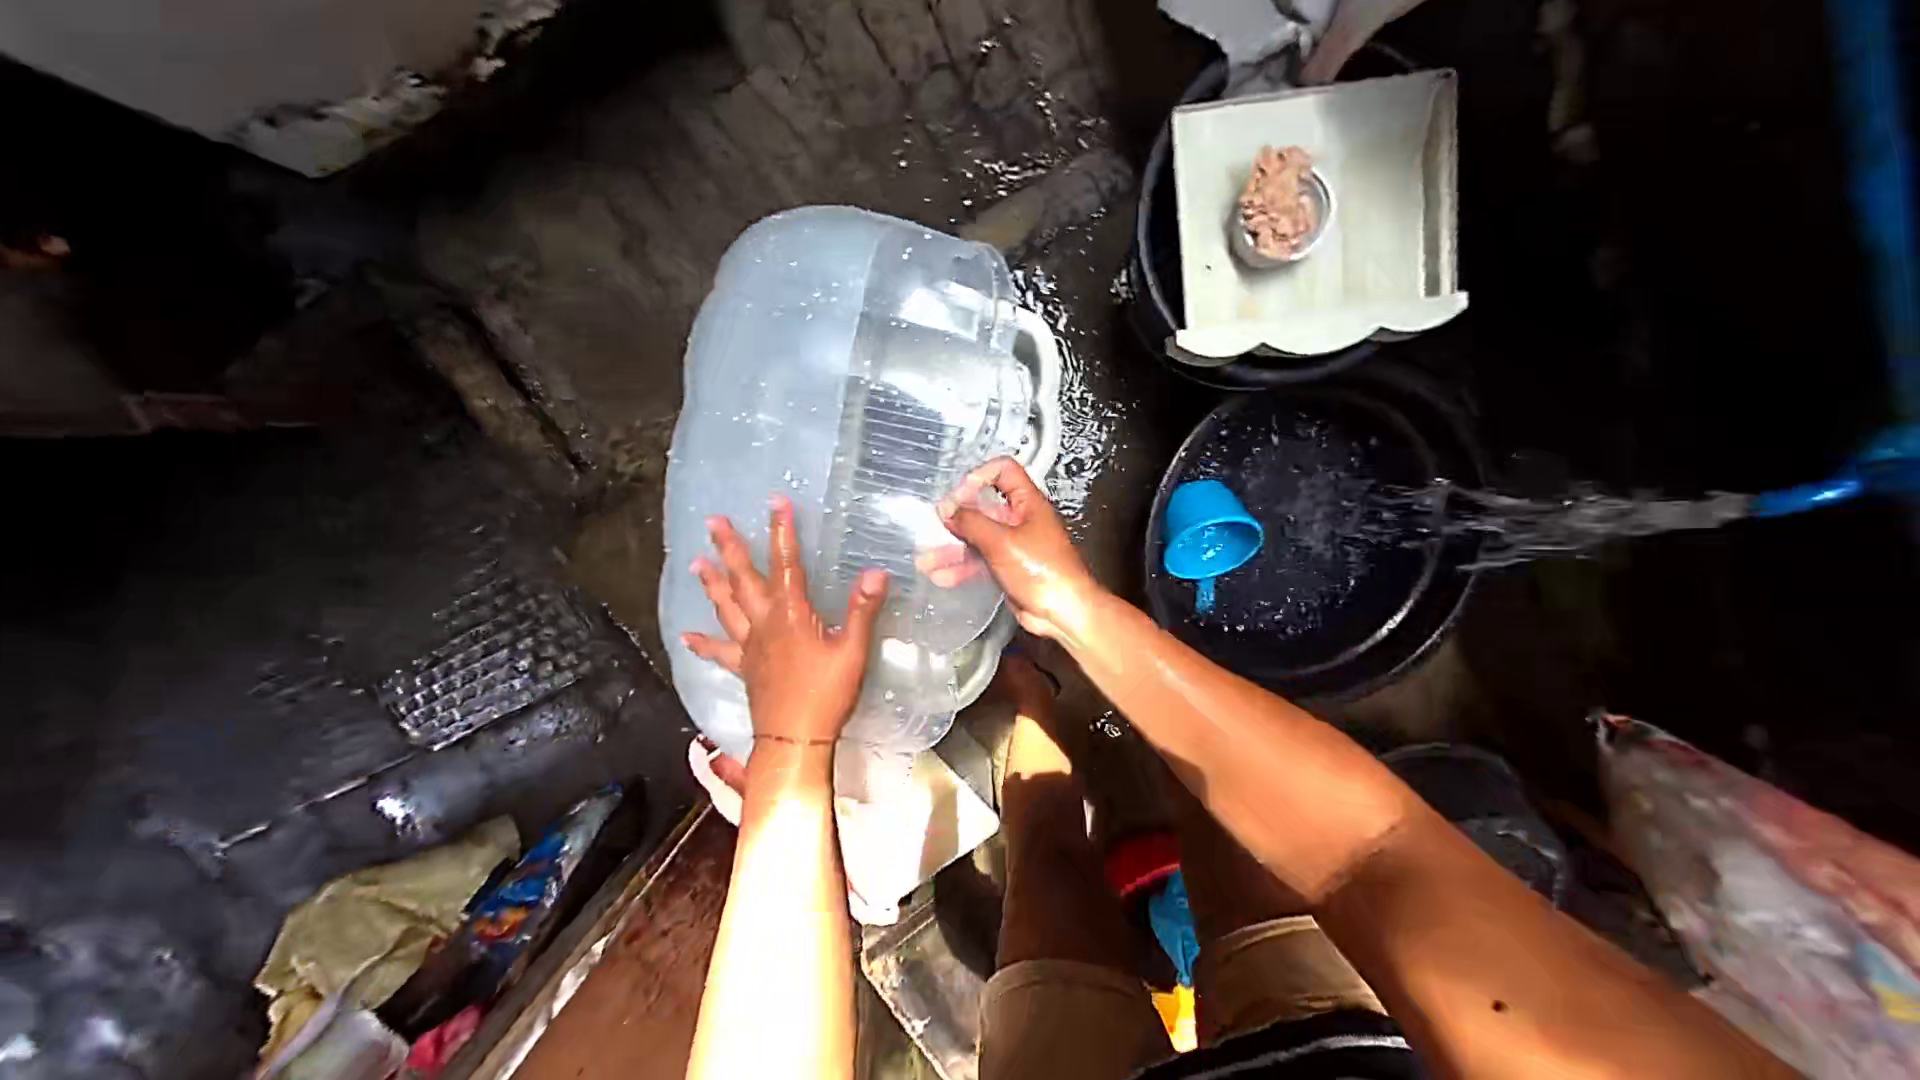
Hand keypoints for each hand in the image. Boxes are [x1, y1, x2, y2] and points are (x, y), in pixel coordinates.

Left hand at [682, 496, 889, 743]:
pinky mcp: (744, 667)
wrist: (794, 739)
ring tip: (696, 561)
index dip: (781, 532)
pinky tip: (686, 636)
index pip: (786, 564)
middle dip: (730, 548)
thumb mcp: (852, 651)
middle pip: (743, 579)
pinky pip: (720, 651)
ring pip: (726, 607)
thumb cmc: (826, 694)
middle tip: (713, 522)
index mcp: (790, 614)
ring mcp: (749, 646)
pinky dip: (704, 643)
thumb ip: (862, 611)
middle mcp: (764, 624)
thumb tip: (875, 572)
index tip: (776, 503)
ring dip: (712, 583)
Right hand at [917, 456, 1101, 641]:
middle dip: (956, 516)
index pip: (1003, 471)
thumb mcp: (1002, 542)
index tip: (958, 494)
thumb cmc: (1046, 572)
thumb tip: (946, 509)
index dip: (979, 476)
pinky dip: (961, 567)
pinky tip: (940, 576)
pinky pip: (980, 561)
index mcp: (1028, 503)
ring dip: (952, 547)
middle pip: (983, 506)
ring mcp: (1014, 544)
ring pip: (977, 537)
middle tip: (934, 525)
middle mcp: (1021, 519)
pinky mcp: (1008, 567)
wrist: (1064, 612)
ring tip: (926, 558)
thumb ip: (971, 523)